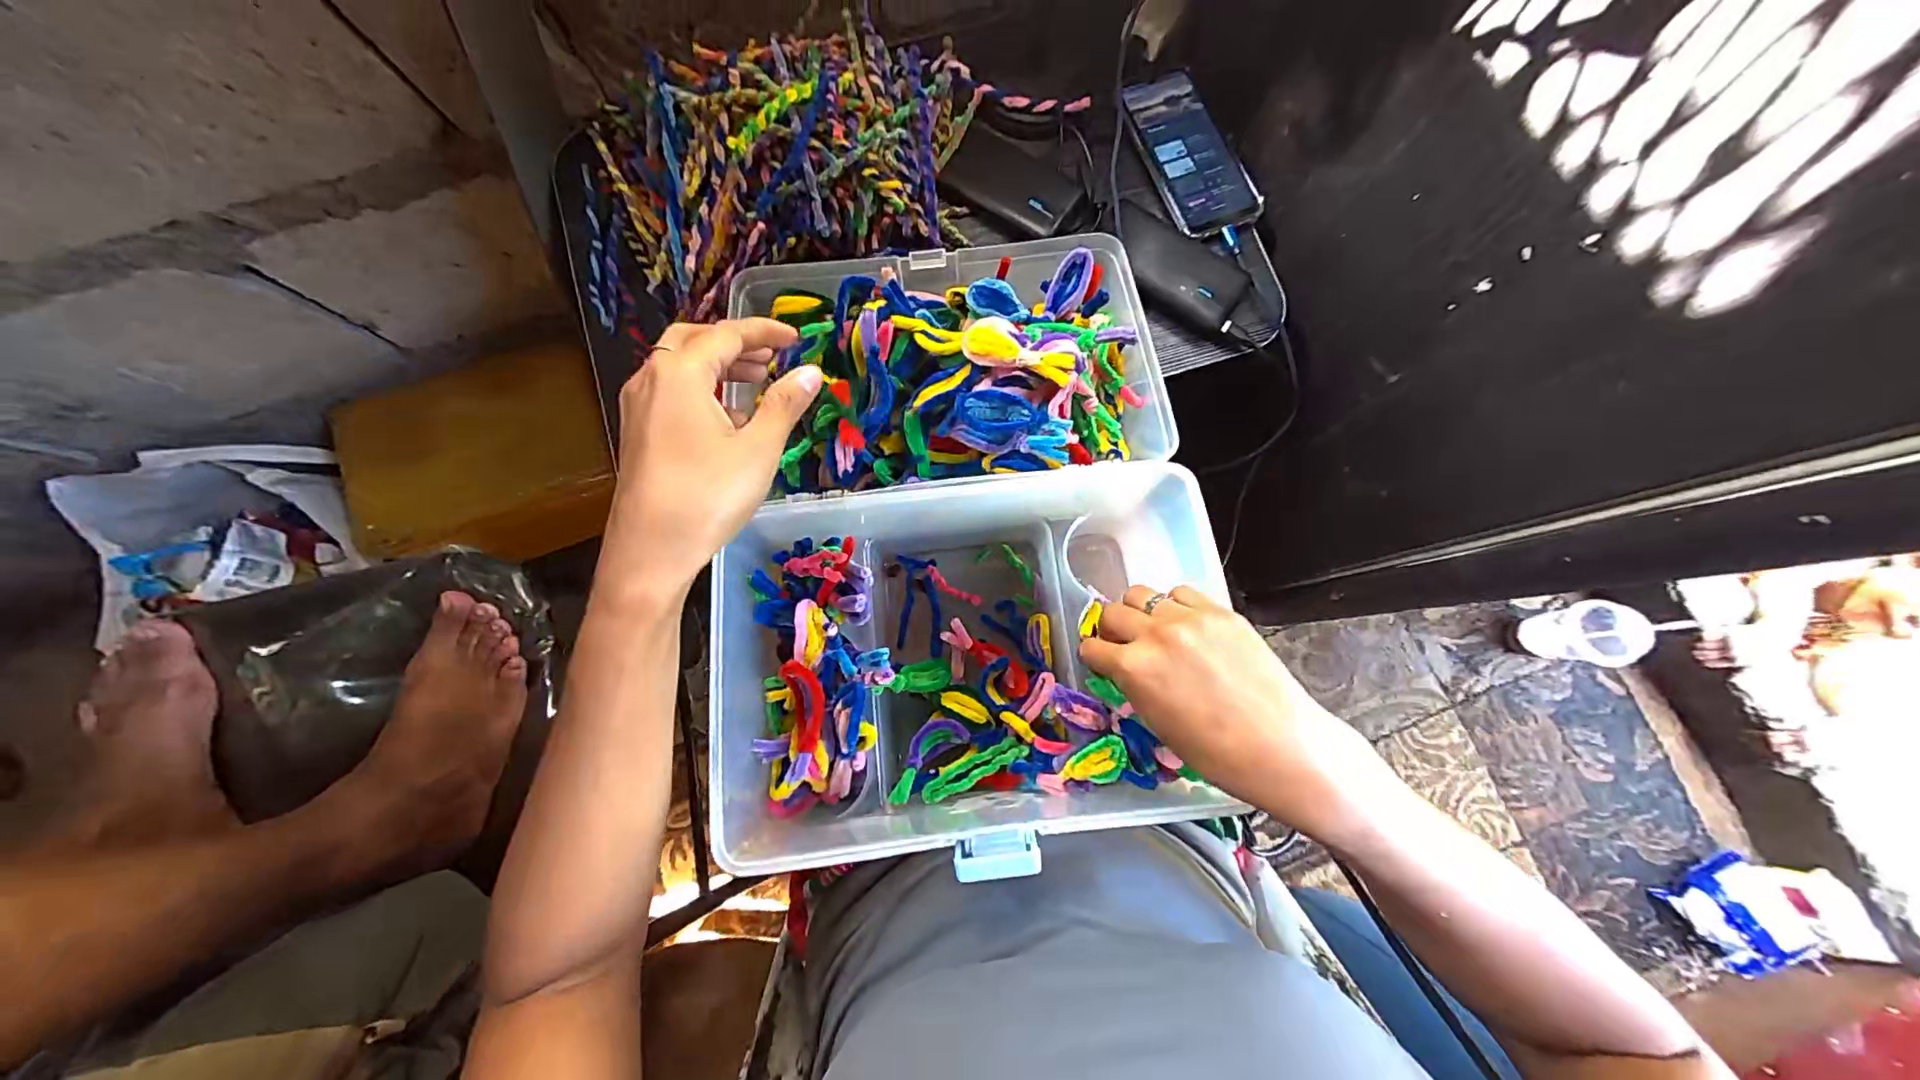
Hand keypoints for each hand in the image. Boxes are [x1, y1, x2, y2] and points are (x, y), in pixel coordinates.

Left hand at [601, 319, 820, 598]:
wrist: (652, 550)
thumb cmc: (708, 495)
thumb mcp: (758, 448)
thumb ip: (784, 404)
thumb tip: (811, 372)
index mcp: (680, 373)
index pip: (726, 334)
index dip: (763, 331)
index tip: (794, 337)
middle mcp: (652, 379)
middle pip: (695, 341)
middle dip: (736, 343)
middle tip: (771, 357)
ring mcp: (639, 406)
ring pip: (680, 367)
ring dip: (719, 366)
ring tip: (757, 383)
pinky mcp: (638, 432)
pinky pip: (672, 392)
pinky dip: (702, 389)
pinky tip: (729, 418)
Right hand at [1077, 585, 1396, 842]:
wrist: (1282, 747)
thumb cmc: (1216, 753)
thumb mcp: (1157, 723)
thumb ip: (1135, 686)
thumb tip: (1126, 671)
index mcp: (1133, 668)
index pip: (1092, 646)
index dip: (1095, 657)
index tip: (1103, 661)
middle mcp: (1156, 634)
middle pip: (1112, 611)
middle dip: (1112, 629)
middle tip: (1125, 644)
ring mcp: (1190, 618)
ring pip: (1143, 594)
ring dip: (1142, 612)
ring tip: (1157, 632)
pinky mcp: (1221, 612)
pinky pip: (1182, 593)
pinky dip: (1175, 607)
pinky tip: (1188, 628)